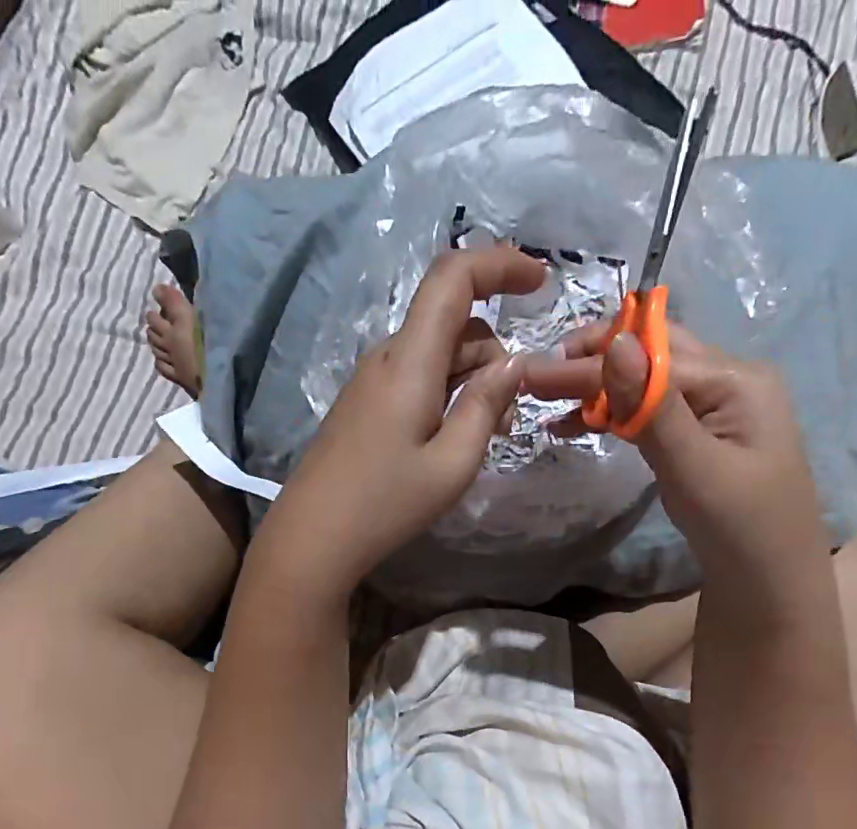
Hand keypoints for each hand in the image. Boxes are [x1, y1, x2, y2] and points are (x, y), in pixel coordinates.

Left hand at [255, 246, 547, 593]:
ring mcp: (371, 380)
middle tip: (510, 417)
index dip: (500, 264)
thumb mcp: (453, 462)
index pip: (452, 277)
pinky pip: (417, 375)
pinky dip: (448, 390)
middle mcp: (387, 357)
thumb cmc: (386, 503)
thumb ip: (487, 404)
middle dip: (494, 352)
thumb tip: (515, 362)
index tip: (542, 282)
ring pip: (437, 351)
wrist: (314, 536)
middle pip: (452, 322)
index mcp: (410, 360)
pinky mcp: (365, 402)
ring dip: (473, 377)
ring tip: (486, 436)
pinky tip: (454, 436)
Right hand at [524, 320, 828, 580]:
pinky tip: (578, 421)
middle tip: (537, 375)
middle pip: (649, 352)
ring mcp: (717, 402)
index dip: (586, 367)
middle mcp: (728, 377)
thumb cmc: (735, 523)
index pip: (648, 360)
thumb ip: (650, 404)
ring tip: (547, 399)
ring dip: (597, 384)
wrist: (768, 576)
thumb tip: (615, 342)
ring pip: (645, 377)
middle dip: (590, 358)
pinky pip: (650, 404)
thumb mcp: (690, 465)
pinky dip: (613, 409)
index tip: (529, 374)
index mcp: (735, 379)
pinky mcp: (701, 427)